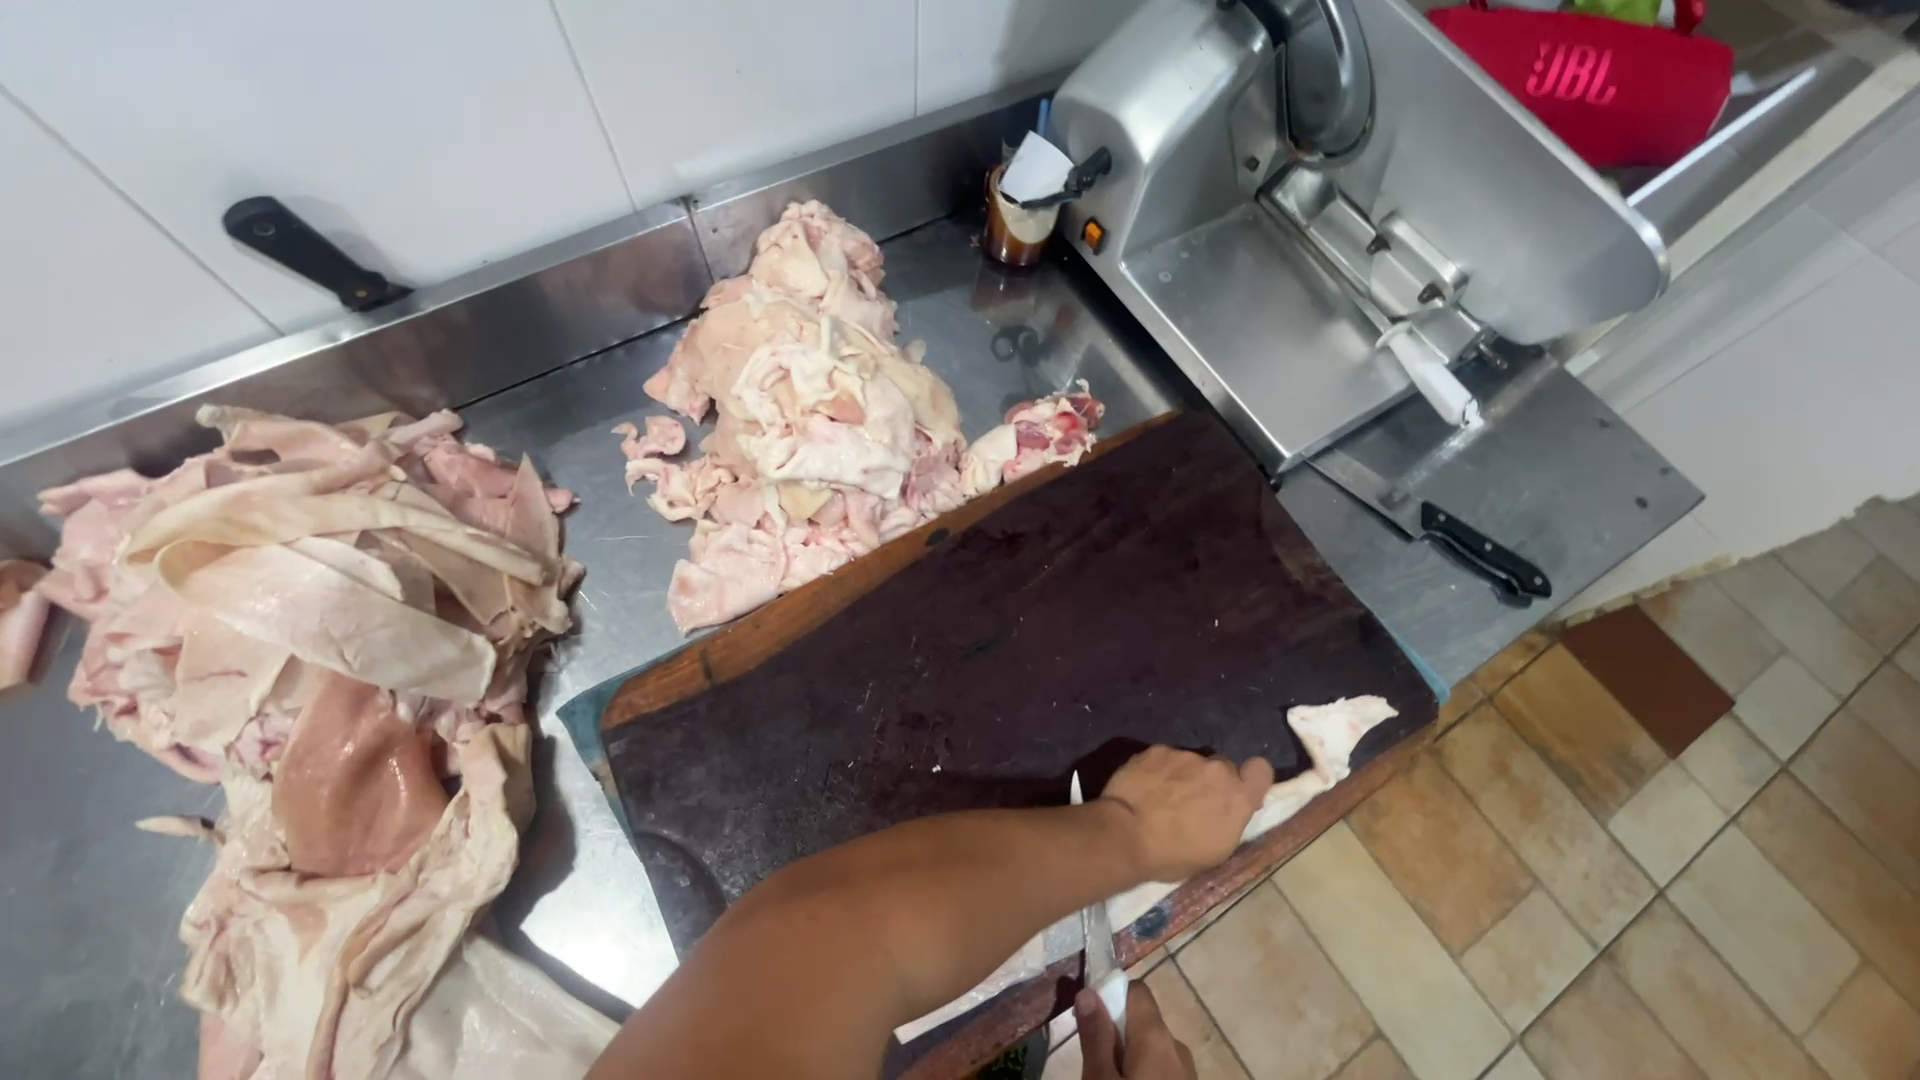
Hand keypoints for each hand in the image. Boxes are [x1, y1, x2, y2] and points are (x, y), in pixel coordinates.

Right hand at [1077, 982, 1194, 1079]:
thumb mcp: (1101, 1079)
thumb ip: (1095, 1036)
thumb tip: (1088, 991)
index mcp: (1156, 1034)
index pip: (1135, 989)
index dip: (1110, 996)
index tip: (1090, 1018)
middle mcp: (1176, 1044)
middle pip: (1142, 1020)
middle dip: (1117, 1032)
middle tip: (1095, 1060)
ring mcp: (1187, 1070)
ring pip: (1151, 1047)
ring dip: (1130, 1055)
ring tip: (1111, 1077)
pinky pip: (1163, 1068)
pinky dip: (1145, 1072)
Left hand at [1100, 746, 1272, 881]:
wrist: (1126, 835)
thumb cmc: (1173, 855)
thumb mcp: (1216, 850)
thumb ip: (1230, 820)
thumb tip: (1230, 807)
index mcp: (1237, 798)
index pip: (1261, 769)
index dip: (1250, 777)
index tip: (1236, 789)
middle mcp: (1216, 770)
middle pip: (1222, 767)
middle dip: (1211, 780)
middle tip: (1192, 800)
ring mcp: (1185, 756)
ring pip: (1190, 761)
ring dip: (1182, 774)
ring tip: (1162, 795)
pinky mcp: (1157, 750)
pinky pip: (1165, 757)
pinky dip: (1158, 768)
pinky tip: (1144, 785)